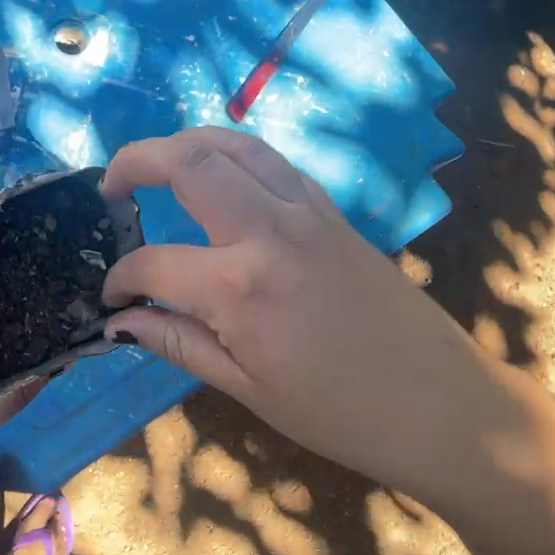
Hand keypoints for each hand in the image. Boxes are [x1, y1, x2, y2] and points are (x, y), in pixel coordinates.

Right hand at [101, 128, 501, 501]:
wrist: (443, 404)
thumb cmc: (340, 411)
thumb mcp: (245, 387)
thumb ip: (176, 341)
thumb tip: (119, 320)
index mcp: (241, 287)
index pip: (154, 263)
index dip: (122, 280)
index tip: (111, 298)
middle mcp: (268, 230)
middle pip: (188, 161)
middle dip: (135, 161)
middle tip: (111, 186)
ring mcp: (304, 209)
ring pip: (232, 143)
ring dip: (183, 143)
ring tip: (155, 164)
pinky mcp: (329, 208)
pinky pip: (269, 160)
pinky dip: (230, 154)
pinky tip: (218, 176)